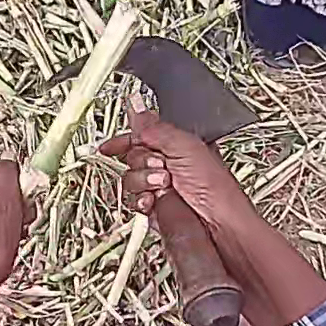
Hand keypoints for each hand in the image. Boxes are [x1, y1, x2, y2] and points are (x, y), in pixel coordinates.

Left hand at [0, 159, 32, 315]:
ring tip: (12, 245)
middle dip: (15, 214)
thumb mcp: (6, 208)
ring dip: (9, 229)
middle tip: (21, 231)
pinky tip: (2, 254)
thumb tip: (9, 157)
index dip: (20, 198)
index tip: (26, 214)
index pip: (4, 183)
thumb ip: (8, 179)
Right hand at [98, 109, 257, 235]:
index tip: (109, 147)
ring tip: (163, 185)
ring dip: (143, 181)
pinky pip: (132, 201)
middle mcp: (164, 165)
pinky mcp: (153, 207)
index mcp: (174, 145)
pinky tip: (154, 201)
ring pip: (129, 180)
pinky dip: (141, 200)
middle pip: (131, 157)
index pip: (141, 137)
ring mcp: (157, 187)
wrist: (215, 222)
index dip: (124, 140)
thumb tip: (135, 103)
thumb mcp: (184, 146)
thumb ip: (155, 127)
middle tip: (161, 166)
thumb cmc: (213, 185)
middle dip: (142, 162)